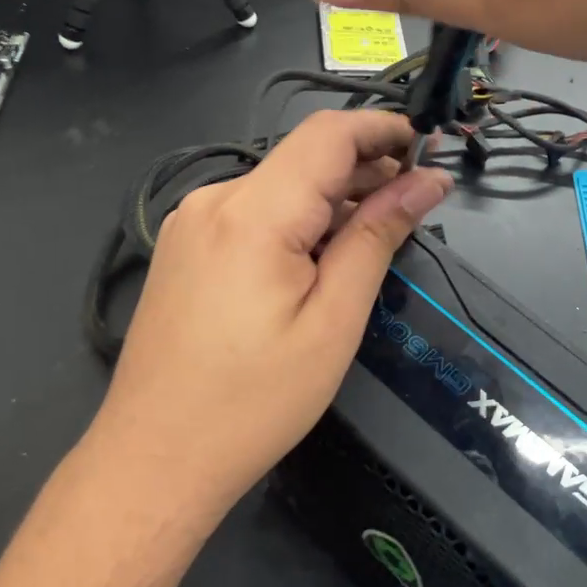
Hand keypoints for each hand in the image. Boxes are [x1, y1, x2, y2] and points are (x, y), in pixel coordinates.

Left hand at [93, 111, 453, 515]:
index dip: (384, 129)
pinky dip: (297, 221)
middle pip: (303, 158)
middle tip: (417, 202)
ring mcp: (191, 224)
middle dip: (366, 168)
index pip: (328, 134)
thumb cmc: (254, 401)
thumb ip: (378, 238)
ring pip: (279, 185)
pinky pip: (253, 213)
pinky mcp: (184, 248)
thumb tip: (426, 182)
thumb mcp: (333, 320)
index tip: (430, 147)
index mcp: (253, 213)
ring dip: (333, 198)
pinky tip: (323, 256)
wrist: (156, 457)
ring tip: (379, 233)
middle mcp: (214, 201)